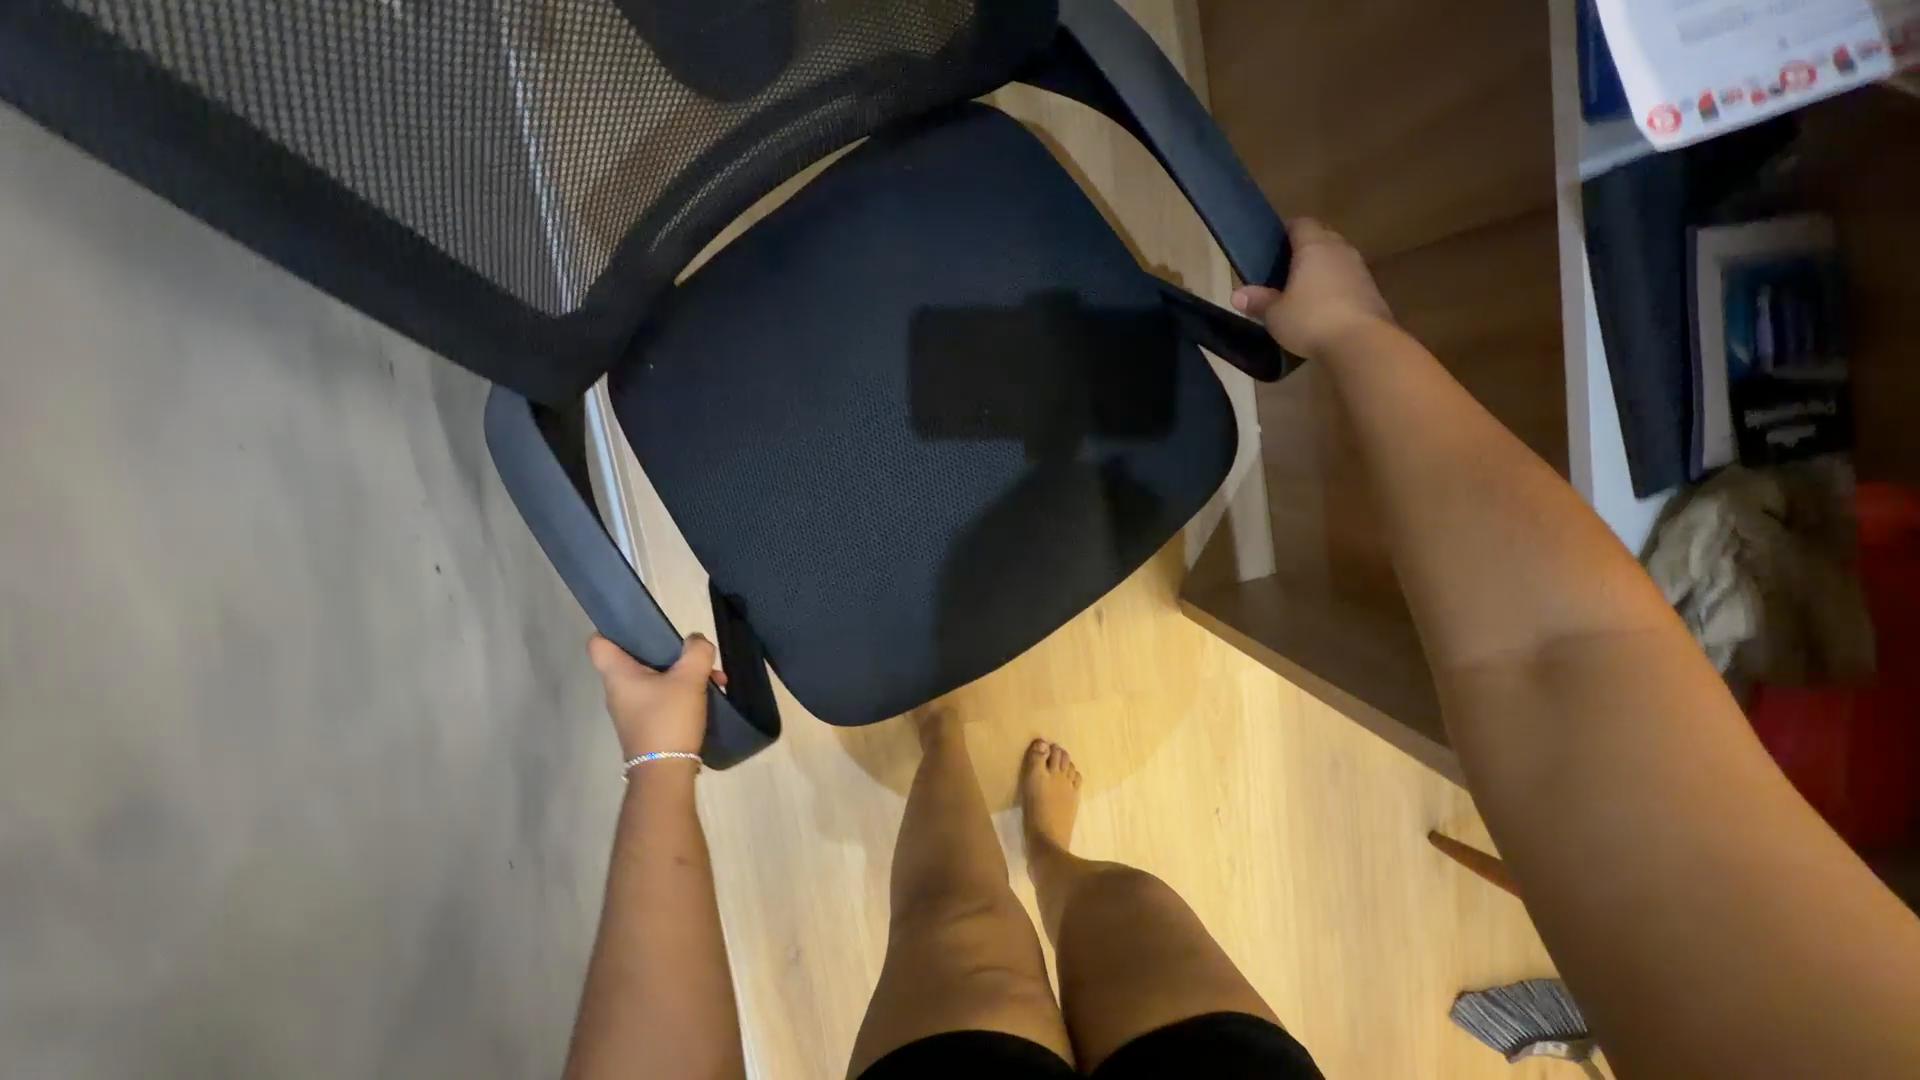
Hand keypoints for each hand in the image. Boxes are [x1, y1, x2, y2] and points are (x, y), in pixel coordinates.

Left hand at [588, 634, 726, 758]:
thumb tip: (697, 641)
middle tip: (694, 654)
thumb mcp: (689, 679)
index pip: (599, 642)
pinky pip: (662, 697)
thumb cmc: (668, 719)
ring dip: (684, 674)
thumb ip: (697, 652)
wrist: (665, 773)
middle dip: (670, 653)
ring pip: (656, 678)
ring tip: (715, 680)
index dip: (615, 629)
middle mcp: (618, 690)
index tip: (643, 626)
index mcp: (618, 674)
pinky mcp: (645, 724)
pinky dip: (683, 693)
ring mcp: (631, 709)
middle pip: (637, 657)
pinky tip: (710, 697)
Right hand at [1233, 218, 1392, 359]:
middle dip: (1305, 249)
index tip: (1273, 246)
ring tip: (1303, 291)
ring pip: (1337, 259)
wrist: (1361, 342)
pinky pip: (1348, 280)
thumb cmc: (1310, 320)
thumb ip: (1258, 301)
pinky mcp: (1371, 290)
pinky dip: (1336, 287)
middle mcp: (1340, 250)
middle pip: (1322, 238)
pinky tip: (1324, 308)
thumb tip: (1237, 294)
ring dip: (1322, 269)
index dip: (1286, 231)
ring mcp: (1359, 269)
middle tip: (1285, 270)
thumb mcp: (1275, 314)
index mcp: (1314, 247)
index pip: (1300, 224)